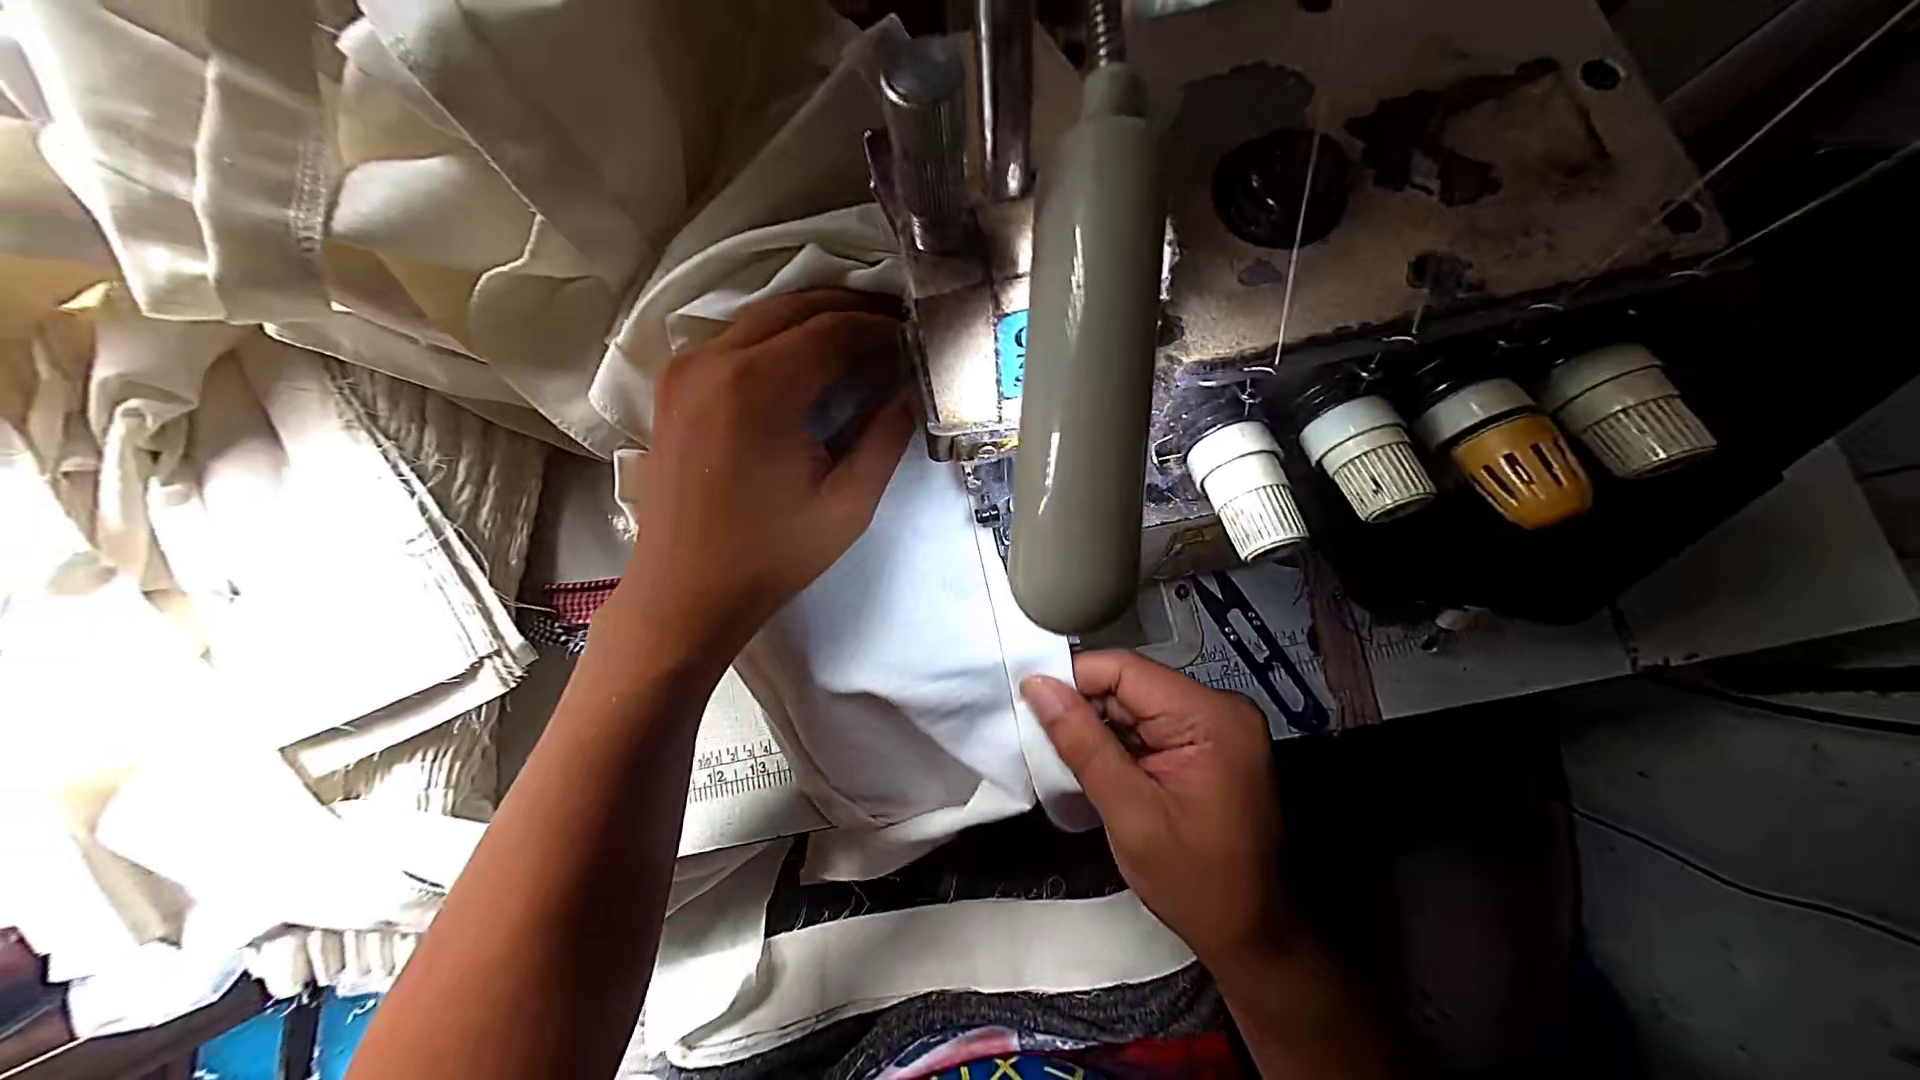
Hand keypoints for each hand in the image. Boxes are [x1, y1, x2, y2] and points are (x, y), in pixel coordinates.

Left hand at [617, 288, 914, 659]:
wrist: (683, 592)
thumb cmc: (767, 558)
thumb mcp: (847, 505)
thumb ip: (885, 438)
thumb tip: (909, 391)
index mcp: (756, 388)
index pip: (833, 329)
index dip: (880, 328)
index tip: (913, 337)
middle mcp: (712, 361)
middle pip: (795, 306)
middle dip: (852, 309)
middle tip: (896, 326)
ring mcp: (685, 369)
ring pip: (763, 315)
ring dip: (815, 318)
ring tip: (861, 339)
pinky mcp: (674, 386)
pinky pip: (735, 338)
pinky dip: (779, 337)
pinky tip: (808, 361)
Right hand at [1021, 651, 1285, 967]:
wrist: (1254, 935)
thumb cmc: (1200, 884)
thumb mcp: (1130, 812)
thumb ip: (1082, 743)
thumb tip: (1040, 688)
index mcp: (1211, 717)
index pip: (1125, 669)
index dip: (1073, 679)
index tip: (1031, 701)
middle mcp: (1219, 710)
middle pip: (1129, 685)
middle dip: (1084, 710)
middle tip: (1047, 742)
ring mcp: (1216, 727)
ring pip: (1134, 705)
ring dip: (1098, 730)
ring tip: (1072, 763)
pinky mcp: (1207, 746)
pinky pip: (1149, 726)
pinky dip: (1118, 744)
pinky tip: (1102, 771)